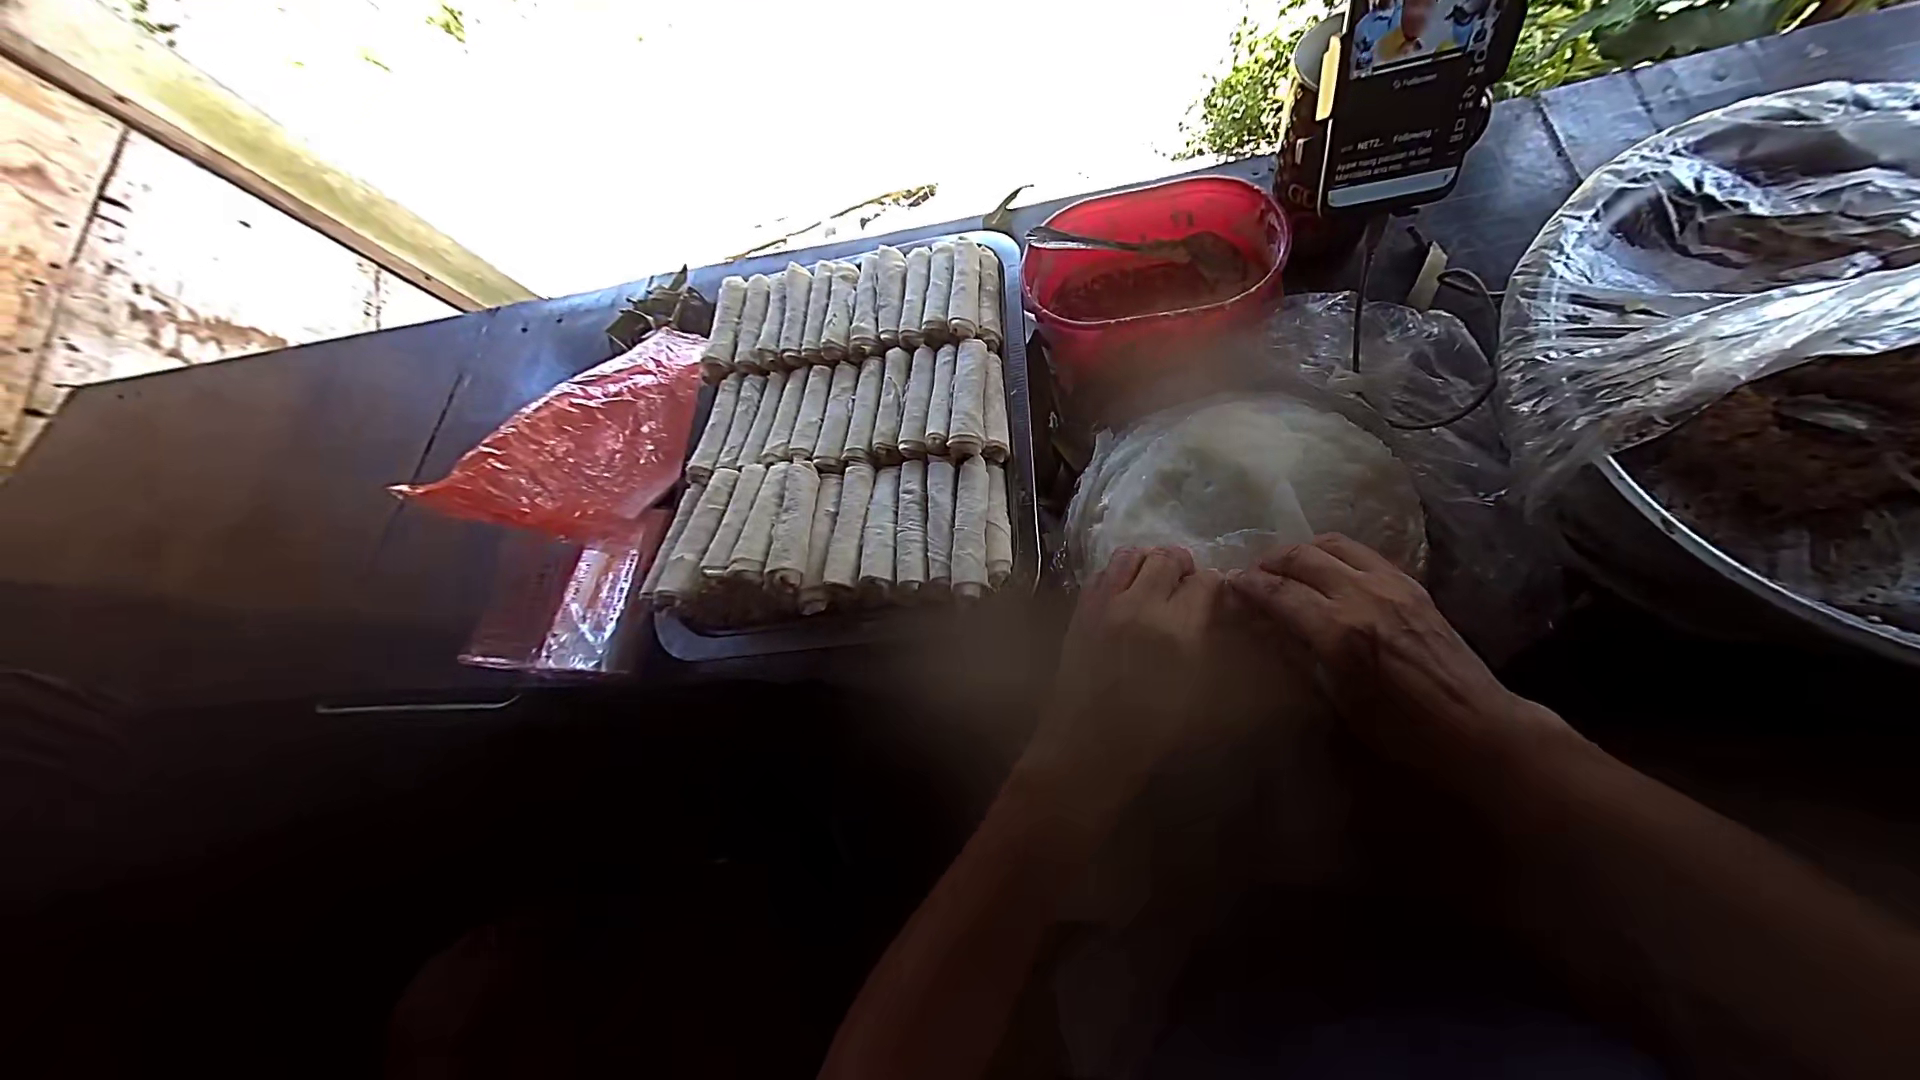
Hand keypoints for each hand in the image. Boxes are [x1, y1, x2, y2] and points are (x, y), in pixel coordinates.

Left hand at [1028, 547, 1223, 806]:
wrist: (1089, 741)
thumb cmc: (1152, 727)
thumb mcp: (1199, 686)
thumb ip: (1208, 639)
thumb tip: (1215, 609)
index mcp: (1178, 628)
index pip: (1207, 581)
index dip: (1216, 584)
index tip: (1216, 594)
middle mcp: (1141, 605)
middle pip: (1168, 557)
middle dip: (1183, 566)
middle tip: (1185, 584)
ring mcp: (1106, 602)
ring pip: (1132, 554)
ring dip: (1148, 562)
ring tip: (1154, 580)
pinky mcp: (1081, 608)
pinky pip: (1102, 571)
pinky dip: (1118, 572)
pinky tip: (1125, 591)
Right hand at [1229, 534, 1570, 779]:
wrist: (1477, 727)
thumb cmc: (1400, 729)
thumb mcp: (1337, 699)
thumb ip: (1302, 653)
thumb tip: (1272, 627)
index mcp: (1340, 633)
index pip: (1278, 592)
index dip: (1247, 585)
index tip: (1229, 584)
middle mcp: (1363, 597)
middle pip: (1300, 557)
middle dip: (1267, 562)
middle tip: (1251, 575)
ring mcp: (1391, 585)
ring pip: (1331, 544)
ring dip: (1300, 551)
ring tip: (1285, 568)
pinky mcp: (1411, 584)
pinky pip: (1361, 553)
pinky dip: (1332, 554)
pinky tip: (1325, 571)